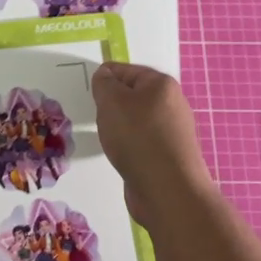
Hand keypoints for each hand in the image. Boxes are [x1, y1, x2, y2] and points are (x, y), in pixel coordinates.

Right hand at [91, 62, 213, 229]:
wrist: (167, 190)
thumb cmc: (137, 138)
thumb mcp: (111, 101)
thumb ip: (104, 83)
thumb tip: (105, 76)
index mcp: (160, 84)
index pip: (123, 70)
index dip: (103, 80)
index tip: (90, 98)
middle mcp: (170, 104)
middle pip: (130, 96)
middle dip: (110, 106)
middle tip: (99, 119)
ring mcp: (171, 131)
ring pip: (134, 120)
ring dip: (117, 128)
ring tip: (109, 140)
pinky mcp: (167, 154)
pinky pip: (140, 141)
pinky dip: (127, 146)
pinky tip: (121, 156)